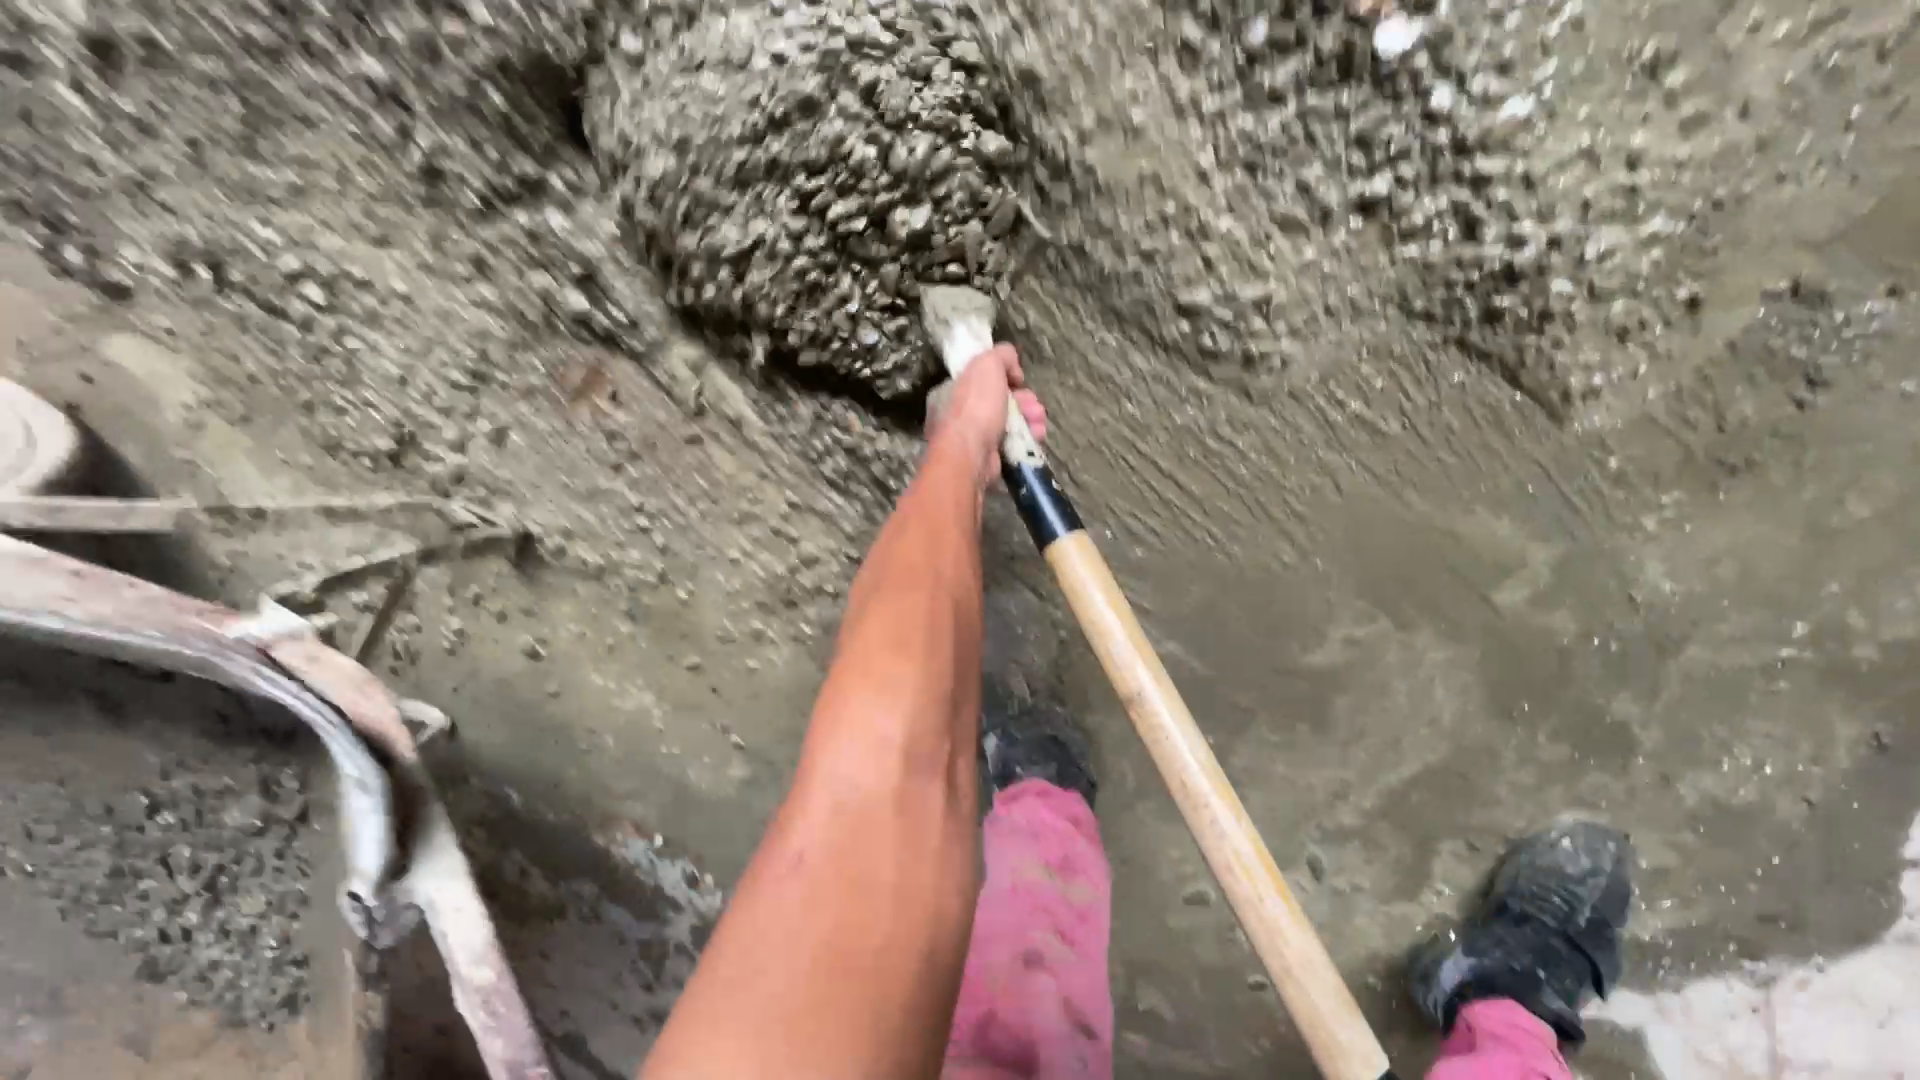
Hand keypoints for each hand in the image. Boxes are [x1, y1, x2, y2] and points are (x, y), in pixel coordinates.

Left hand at [925, 344, 1047, 489]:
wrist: (971, 454)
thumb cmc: (975, 405)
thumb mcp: (987, 364)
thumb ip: (1002, 355)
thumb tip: (1013, 368)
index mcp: (954, 389)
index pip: (984, 378)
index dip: (1006, 377)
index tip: (1019, 381)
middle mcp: (961, 413)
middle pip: (1001, 400)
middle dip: (1025, 400)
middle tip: (1034, 405)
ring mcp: (974, 437)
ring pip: (1010, 421)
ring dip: (1030, 418)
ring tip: (1039, 421)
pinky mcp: (988, 457)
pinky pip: (1013, 442)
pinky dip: (1028, 437)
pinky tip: (1037, 435)